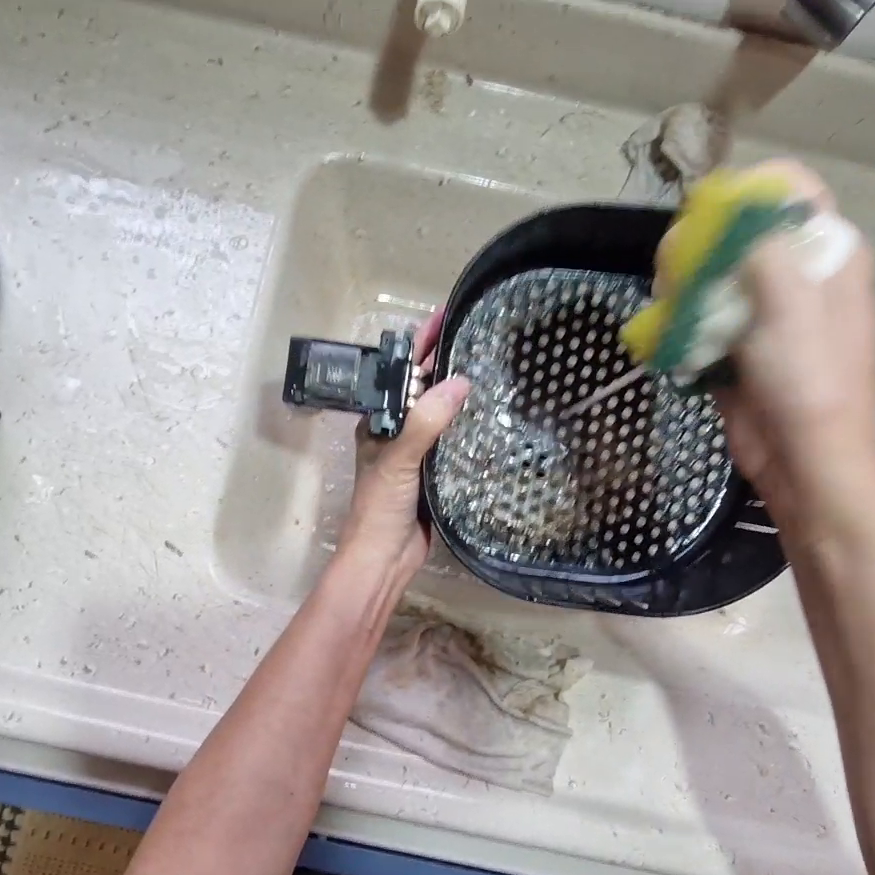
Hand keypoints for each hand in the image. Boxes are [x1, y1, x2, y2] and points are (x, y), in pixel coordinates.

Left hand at [335, 310, 471, 580]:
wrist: (383, 559)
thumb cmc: (380, 507)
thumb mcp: (398, 458)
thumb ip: (424, 422)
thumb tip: (459, 382)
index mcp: (380, 421)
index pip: (401, 372)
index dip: (422, 343)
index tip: (447, 315)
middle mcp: (398, 431)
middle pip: (425, 388)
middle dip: (446, 361)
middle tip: (482, 333)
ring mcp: (419, 452)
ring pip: (443, 414)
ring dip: (462, 392)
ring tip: (495, 364)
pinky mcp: (438, 474)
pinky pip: (457, 441)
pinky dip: (472, 426)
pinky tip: (495, 415)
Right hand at [695, 160, 874, 521]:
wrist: (802, 461)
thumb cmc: (808, 381)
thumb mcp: (791, 302)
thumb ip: (760, 245)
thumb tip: (723, 210)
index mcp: (827, 255)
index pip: (788, 190)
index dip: (742, 192)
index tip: (701, 218)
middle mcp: (798, 277)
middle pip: (740, 233)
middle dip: (700, 247)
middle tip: (671, 273)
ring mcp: (766, 315)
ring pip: (714, 279)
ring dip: (683, 290)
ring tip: (666, 310)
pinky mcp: (738, 349)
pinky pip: (702, 322)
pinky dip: (682, 327)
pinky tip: (670, 341)